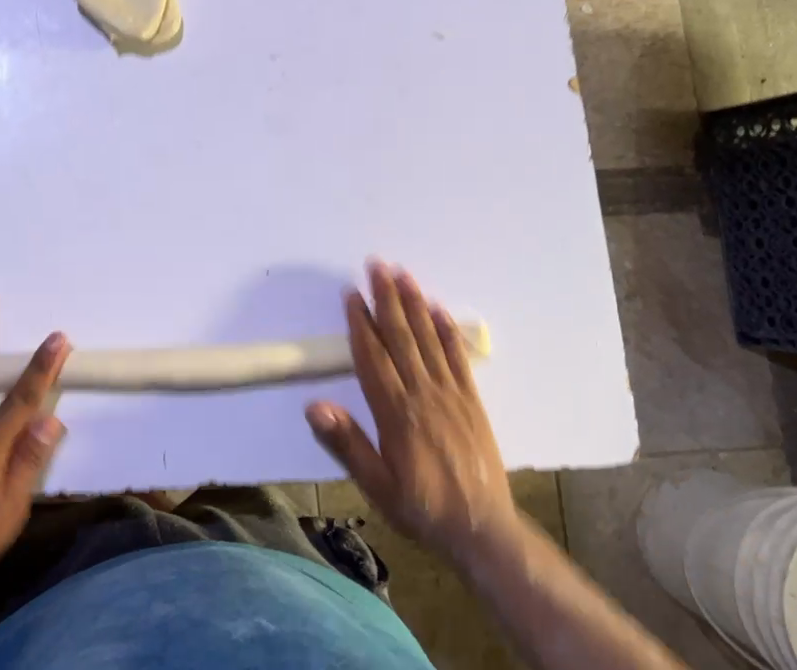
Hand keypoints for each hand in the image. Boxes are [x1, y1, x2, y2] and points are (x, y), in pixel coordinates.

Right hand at [306, 260, 517, 560]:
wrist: (482, 530)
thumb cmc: (420, 508)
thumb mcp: (376, 485)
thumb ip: (347, 444)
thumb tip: (314, 406)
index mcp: (395, 413)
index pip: (372, 357)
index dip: (360, 323)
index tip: (351, 294)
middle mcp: (422, 395)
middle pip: (401, 337)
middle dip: (387, 299)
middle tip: (377, 265)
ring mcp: (450, 395)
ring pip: (429, 340)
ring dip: (414, 305)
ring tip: (403, 274)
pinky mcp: (471, 402)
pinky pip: (458, 358)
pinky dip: (448, 331)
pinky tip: (439, 310)